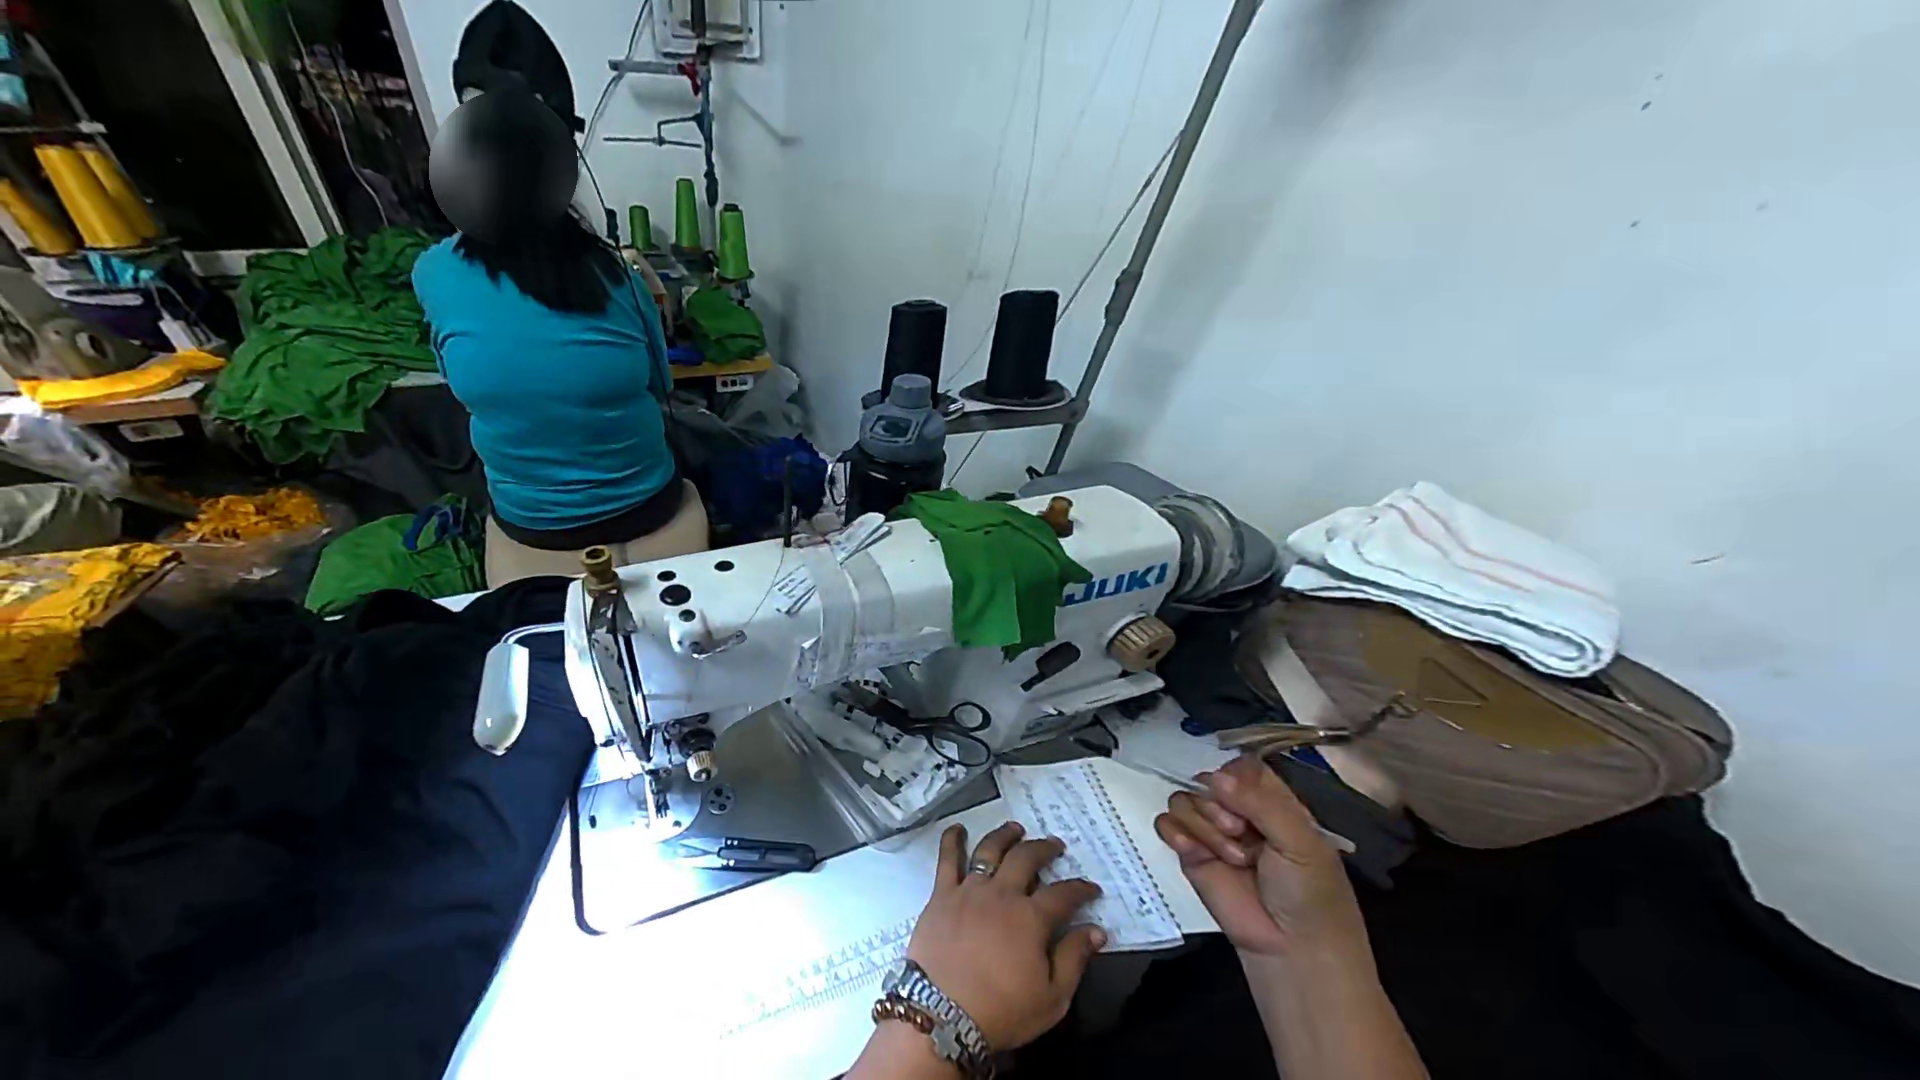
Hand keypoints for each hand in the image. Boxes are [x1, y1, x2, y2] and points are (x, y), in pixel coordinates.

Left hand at [904, 821, 1106, 1049]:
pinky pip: (946, 860)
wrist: (941, 1016)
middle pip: (1027, 858)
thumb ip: (1074, 959)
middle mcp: (1002, 893)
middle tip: (1055, 845)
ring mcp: (970, 890)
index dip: (1081, 889)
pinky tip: (957, 828)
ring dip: (1005, 836)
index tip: (1091, 888)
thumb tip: (1096, 930)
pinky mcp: (942, 895)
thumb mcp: (1051, 998)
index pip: (1064, 894)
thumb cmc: (1001, 1011)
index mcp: (1031, 917)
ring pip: (990, 850)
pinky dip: (951, 840)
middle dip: (1045, 849)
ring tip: (1015, 829)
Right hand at [1154, 754, 1369, 958]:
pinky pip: (1166, 825)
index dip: (1234, 776)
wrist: (1293, 950)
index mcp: (1271, 801)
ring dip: (1202, 825)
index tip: (1240, 796)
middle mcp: (1238, 811)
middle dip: (1218, 807)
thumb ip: (1261, 803)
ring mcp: (1211, 831)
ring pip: (1183, 800)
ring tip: (1231, 858)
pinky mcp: (1190, 854)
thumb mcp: (1303, 841)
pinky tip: (1194, 853)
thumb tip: (1215, 777)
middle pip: (1206, 780)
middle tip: (1240, 835)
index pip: (1240, 766)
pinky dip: (1176, 834)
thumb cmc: (1311, 893)